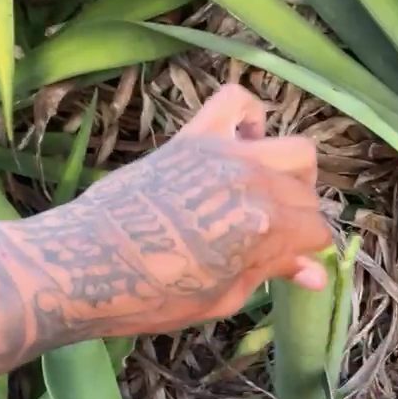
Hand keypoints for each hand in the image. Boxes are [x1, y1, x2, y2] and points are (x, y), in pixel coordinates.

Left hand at [7, 85, 331, 340]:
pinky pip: (235, 101)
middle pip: (307, 194)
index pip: (315, 232)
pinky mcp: (194, 138)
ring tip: (269, 191)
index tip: (291, 261)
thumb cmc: (153, 296)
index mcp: (266, 228)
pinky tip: (243, 142)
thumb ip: (271, 273)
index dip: (307, 251)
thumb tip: (315, 274)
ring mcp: (226, 154)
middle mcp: (255, 183)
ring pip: (294, 149)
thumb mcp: (223, 297)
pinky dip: (249, 116)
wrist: (82, 266)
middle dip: (300, 219)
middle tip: (274, 238)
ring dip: (292, 173)